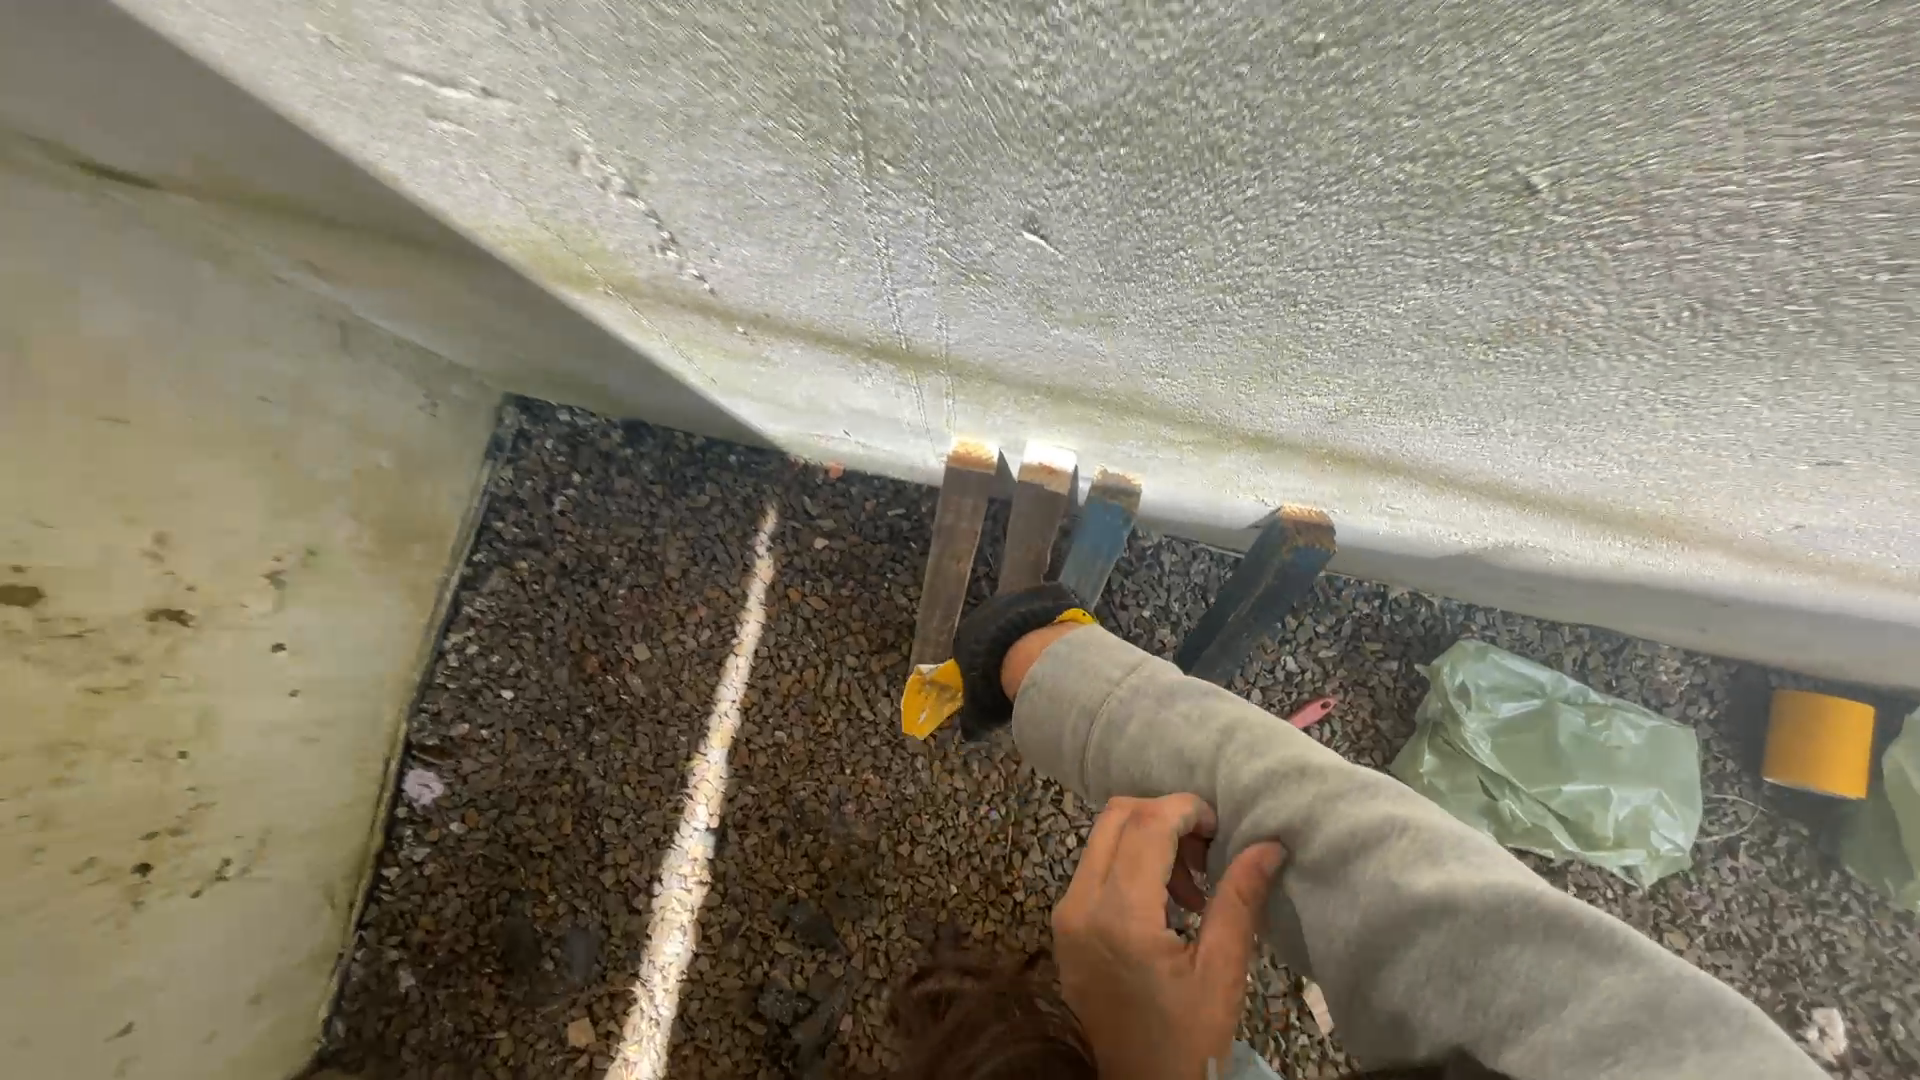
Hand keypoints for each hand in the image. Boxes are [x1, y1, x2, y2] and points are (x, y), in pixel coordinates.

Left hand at [1052, 794, 1286, 1079]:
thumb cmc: (1186, 1043)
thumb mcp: (1222, 974)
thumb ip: (1240, 900)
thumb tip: (1268, 844)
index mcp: (1119, 916)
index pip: (1146, 823)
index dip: (1186, 809)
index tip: (1221, 827)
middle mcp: (1079, 903)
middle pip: (1116, 815)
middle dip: (1165, 816)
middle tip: (1207, 851)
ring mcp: (1065, 911)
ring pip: (1102, 835)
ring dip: (1148, 837)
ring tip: (1192, 887)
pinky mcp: (1064, 922)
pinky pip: (1095, 864)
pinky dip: (1130, 860)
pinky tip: (1166, 901)